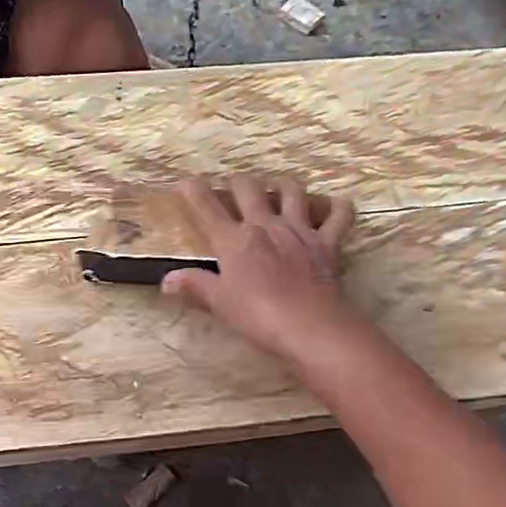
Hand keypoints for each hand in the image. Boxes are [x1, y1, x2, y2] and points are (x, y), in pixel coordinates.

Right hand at [160, 175, 361, 365]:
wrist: (309, 325)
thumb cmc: (258, 317)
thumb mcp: (221, 304)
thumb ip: (196, 286)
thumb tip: (166, 280)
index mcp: (234, 240)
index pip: (207, 207)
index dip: (193, 191)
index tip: (186, 181)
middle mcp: (265, 225)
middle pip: (249, 188)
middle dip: (238, 182)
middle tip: (235, 187)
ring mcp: (299, 230)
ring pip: (292, 191)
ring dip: (284, 186)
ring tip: (280, 190)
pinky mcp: (327, 243)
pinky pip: (339, 216)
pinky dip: (339, 208)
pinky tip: (336, 205)